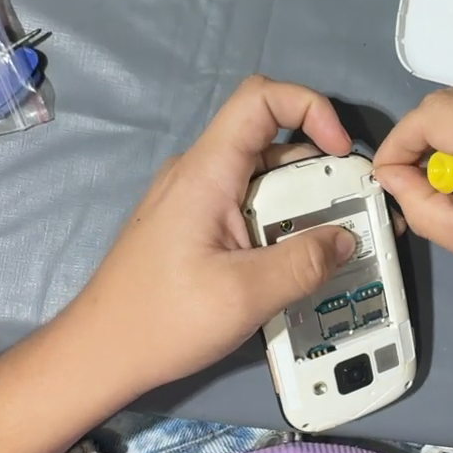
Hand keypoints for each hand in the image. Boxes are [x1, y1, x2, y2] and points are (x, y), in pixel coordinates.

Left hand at [60, 76, 358, 397]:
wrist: (99, 354)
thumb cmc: (161, 320)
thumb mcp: (246, 295)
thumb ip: (304, 263)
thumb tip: (344, 240)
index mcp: (206, 173)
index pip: (261, 98)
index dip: (311, 107)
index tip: (341, 150)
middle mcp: (200, 174)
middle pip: (272, 142)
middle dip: (320, 169)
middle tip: (353, 209)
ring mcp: (196, 199)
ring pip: (264, 176)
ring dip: (304, 200)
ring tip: (331, 240)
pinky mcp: (197, 225)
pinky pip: (250, 204)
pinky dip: (283, 220)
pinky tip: (296, 258)